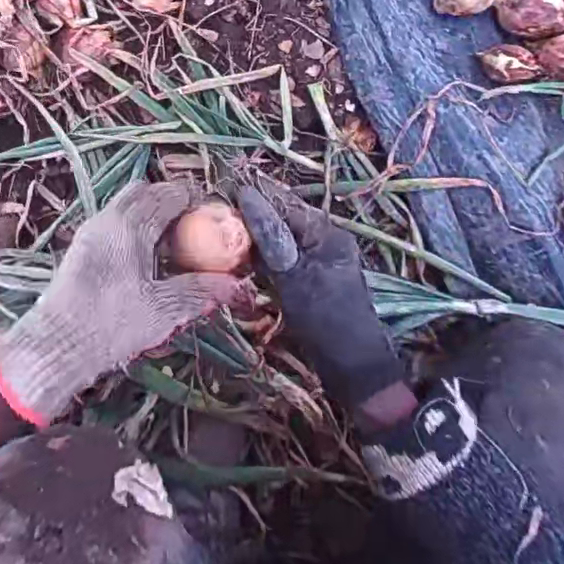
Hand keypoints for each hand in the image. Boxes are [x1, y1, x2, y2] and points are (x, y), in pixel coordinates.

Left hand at [0, 182, 245, 425]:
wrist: (57, 344)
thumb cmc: (111, 322)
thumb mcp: (163, 309)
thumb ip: (200, 291)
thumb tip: (236, 284)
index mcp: (129, 225)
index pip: (167, 194)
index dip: (193, 197)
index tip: (212, 211)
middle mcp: (107, 219)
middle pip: (143, 193)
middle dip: (170, 200)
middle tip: (193, 224)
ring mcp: (90, 232)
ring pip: (125, 207)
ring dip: (150, 215)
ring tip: (172, 244)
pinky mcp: (81, 249)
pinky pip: (113, 224)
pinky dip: (134, 229)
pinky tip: (145, 260)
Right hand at [237, 179, 408, 415]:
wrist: (353, 369)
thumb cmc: (326, 320)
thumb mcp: (294, 275)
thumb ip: (270, 235)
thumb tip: (245, 194)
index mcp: (325, 231)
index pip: (281, 201)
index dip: (248, 198)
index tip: (215, 200)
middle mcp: (321, 238)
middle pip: (277, 218)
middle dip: (246, 219)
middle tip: (210, 224)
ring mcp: (314, 259)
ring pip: (274, 238)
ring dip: (249, 240)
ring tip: (218, 243)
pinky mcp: (306, 277)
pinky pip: (277, 258)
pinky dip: (258, 259)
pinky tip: (238, 264)